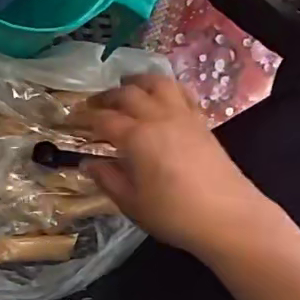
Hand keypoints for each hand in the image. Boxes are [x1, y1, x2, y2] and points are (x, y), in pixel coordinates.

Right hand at [81, 73, 275, 255]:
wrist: (229, 217)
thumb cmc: (173, 214)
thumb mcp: (131, 203)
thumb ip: (108, 179)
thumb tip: (88, 164)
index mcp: (136, 137)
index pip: (103, 119)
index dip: (84, 118)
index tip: (70, 120)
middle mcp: (159, 118)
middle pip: (128, 94)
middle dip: (106, 96)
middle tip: (92, 104)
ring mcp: (184, 117)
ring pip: (158, 84)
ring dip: (138, 82)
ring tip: (126, 86)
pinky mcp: (202, 123)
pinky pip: (182, 93)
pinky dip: (166, 88)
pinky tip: (161, 96)